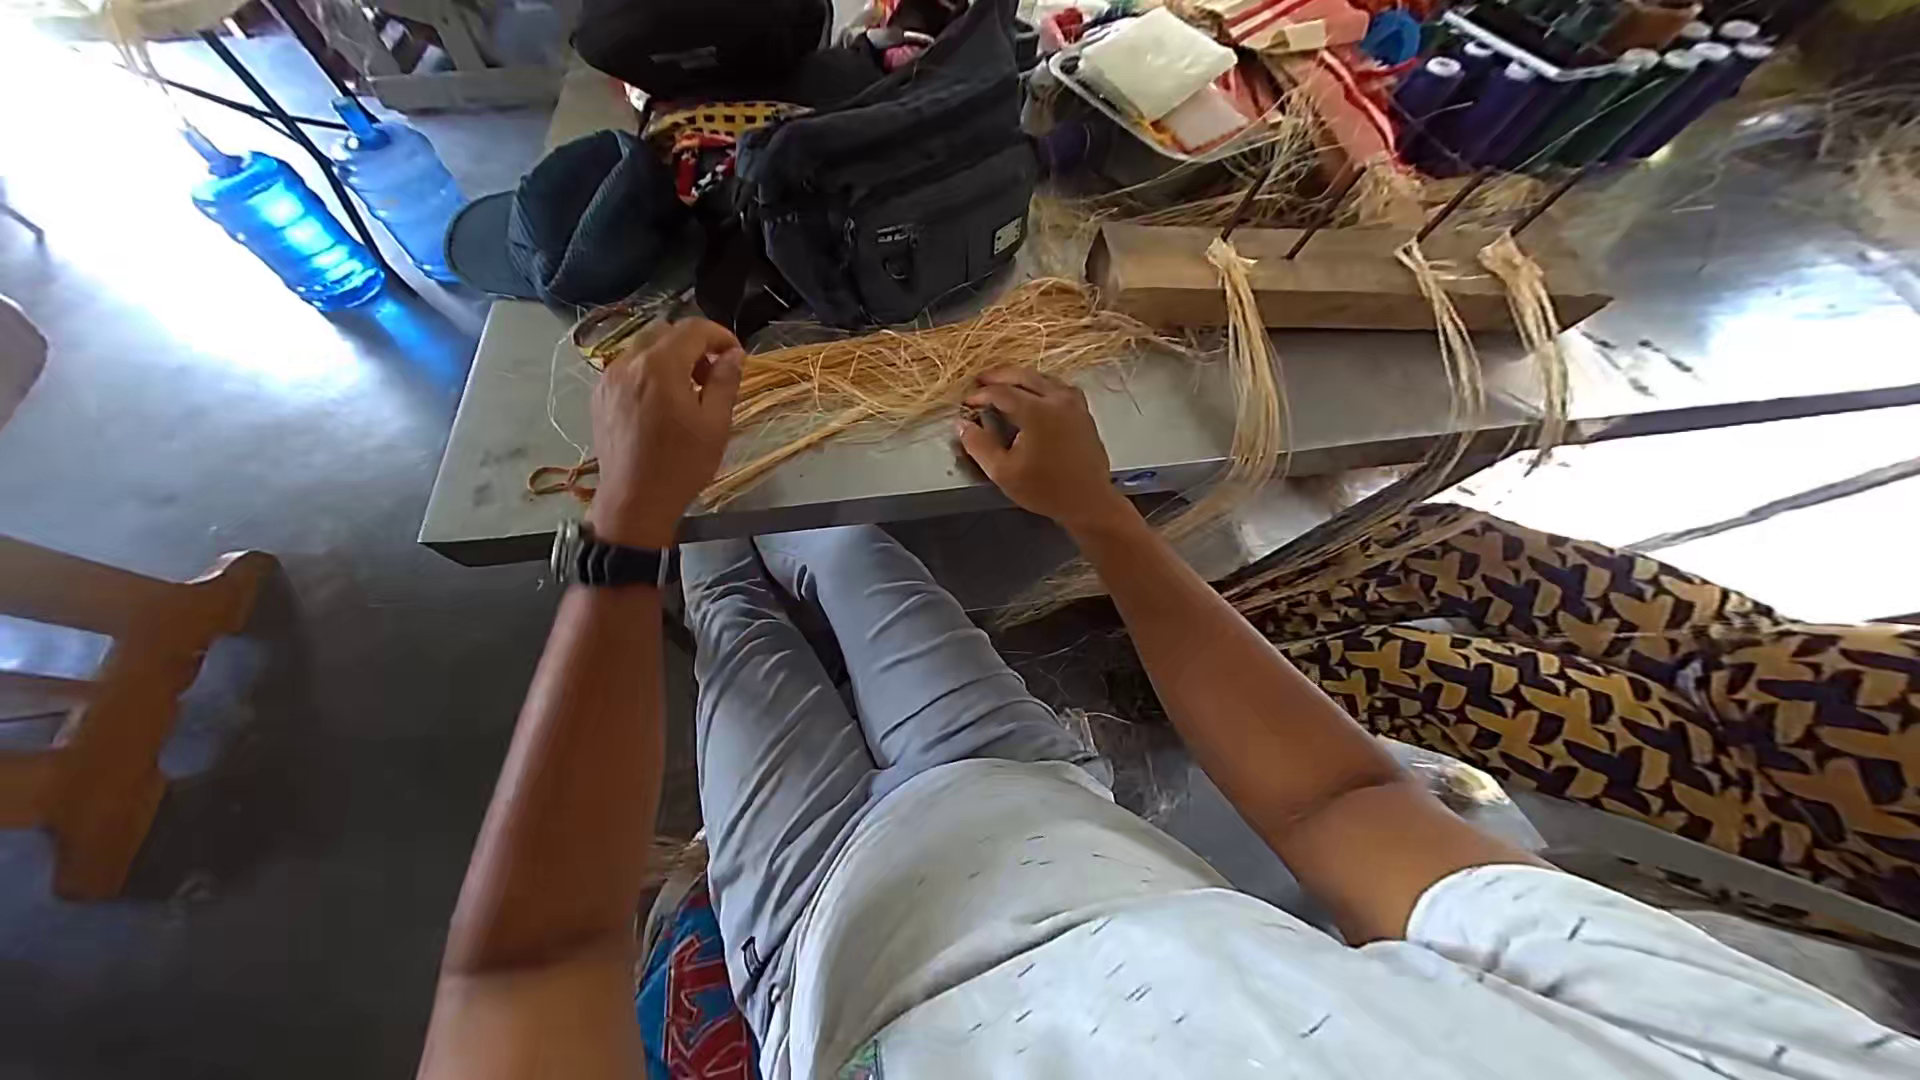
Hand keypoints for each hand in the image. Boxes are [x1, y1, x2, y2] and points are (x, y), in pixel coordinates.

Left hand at [587, 318, 743, 548]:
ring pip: (645, 348)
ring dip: (673, 357)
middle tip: (715, 374)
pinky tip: (665, 402)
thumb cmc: (682, 465)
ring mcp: (610, 378)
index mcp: (660, 367)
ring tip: (691, 390)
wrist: (635, 499)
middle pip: (666, 332)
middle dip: (696, 345)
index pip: (693, 329)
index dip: (720, 335)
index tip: (736, 355)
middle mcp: (629, 363)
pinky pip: (630, 368)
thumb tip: (733, 355)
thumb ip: (725, 382)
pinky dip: (652, 372)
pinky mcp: (601, 395)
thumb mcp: (716, 424)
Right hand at [956, 367, 1134, 531]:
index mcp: (1037, 411)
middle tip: (981, 380)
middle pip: (1024, 376)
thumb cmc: (1044, 490)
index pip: (1002, 392)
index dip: (981, 395)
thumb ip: (979, 445)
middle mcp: (1057, 400)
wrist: (1088, 501)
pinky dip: (1042, 385)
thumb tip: (963, 425)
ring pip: (1044, 379)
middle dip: (999, 377)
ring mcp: (1075, 405)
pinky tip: (1035, 395)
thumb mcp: (1002, 472)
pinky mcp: (1084, 413)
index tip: (967, 402)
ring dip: (1021, 378)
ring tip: (1005, 384)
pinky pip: (1059, 388)